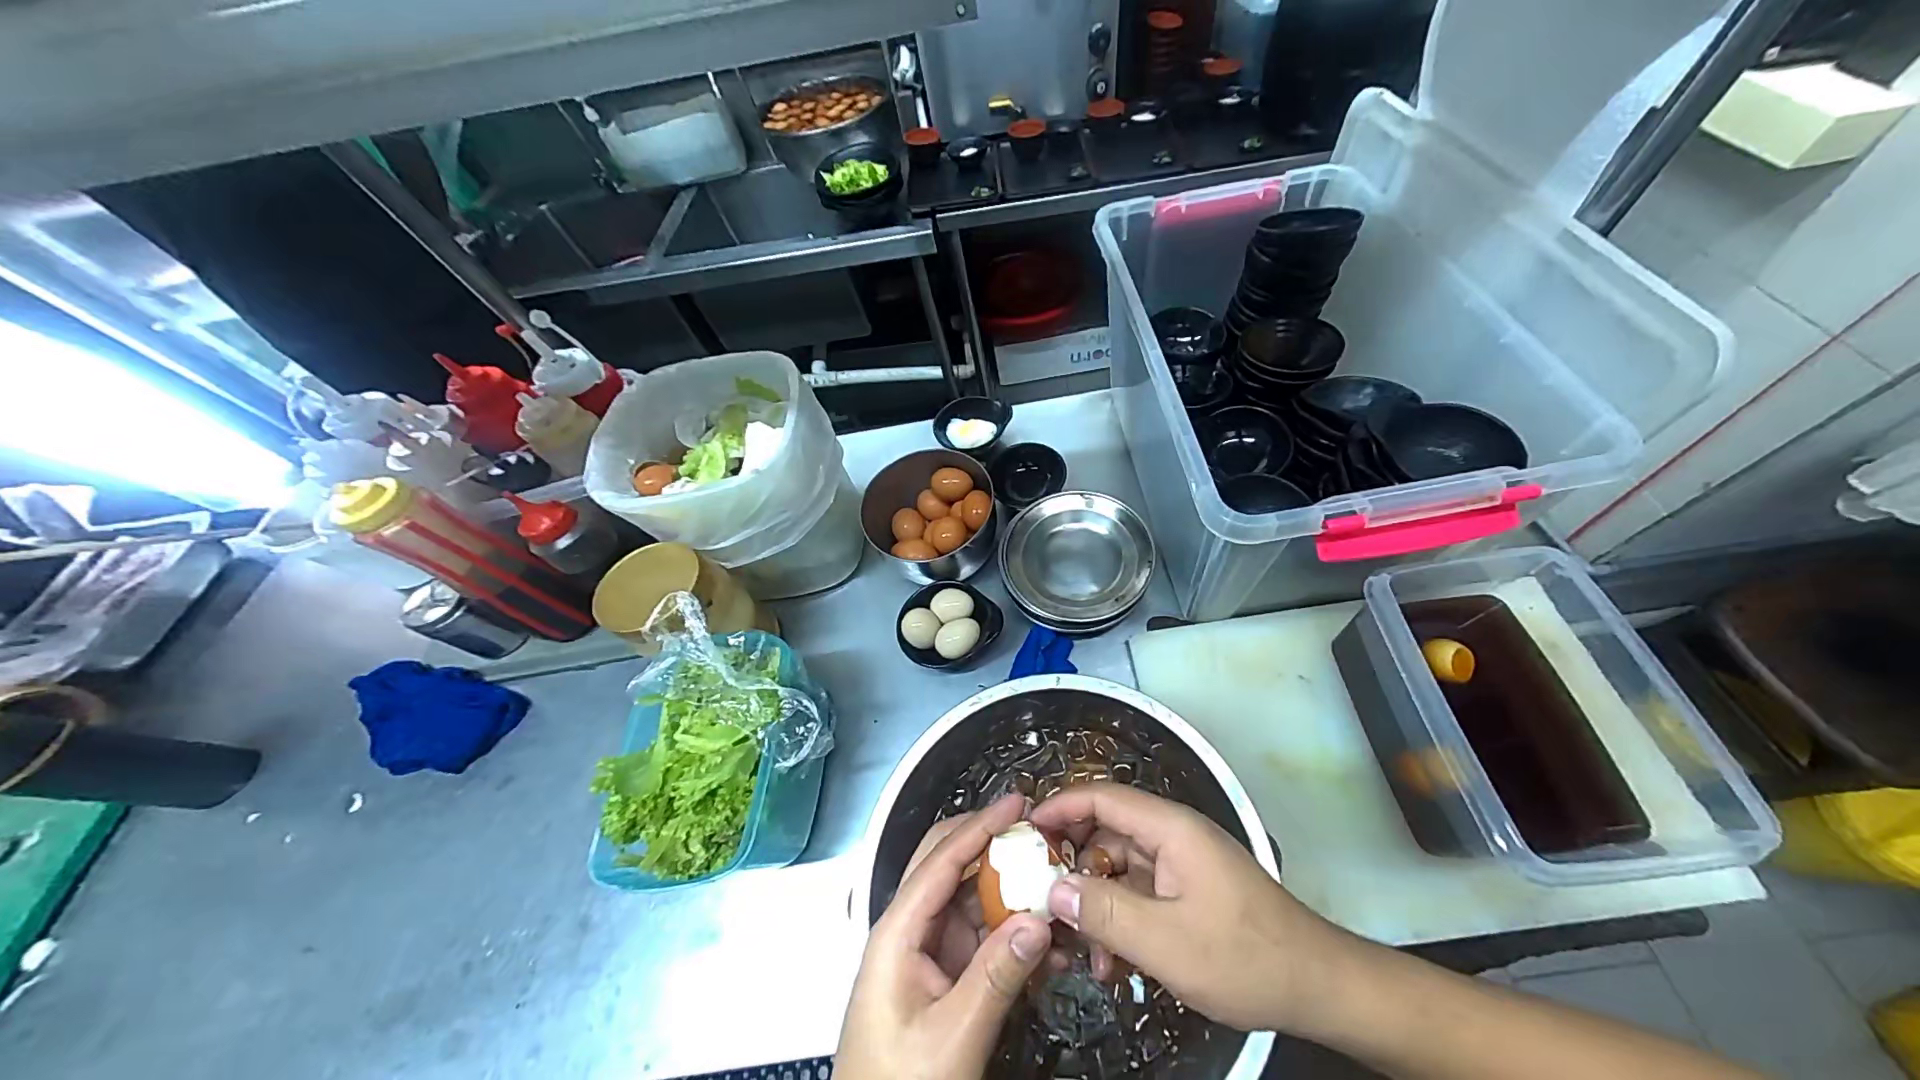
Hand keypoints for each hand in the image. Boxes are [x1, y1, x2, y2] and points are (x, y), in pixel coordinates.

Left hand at [836, 794, 1053, 1079]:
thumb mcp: (951, 1036)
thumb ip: (996, 977)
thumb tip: (1039, 920)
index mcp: (898, 930)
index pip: (941, 860)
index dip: (980, 826)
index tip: (1017, 803)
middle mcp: (911, 929)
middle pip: (951, 867)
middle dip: (992, 846)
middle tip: (1037, 835)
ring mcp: (928, 952)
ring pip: (971, 902)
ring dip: (1010, 894)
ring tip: (1052, 887)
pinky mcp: (944, 976)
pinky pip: (981, 940)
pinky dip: (1011, 935)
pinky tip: (1044, 943)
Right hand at [1028, 782, 1357, 1033]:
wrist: (1320, 989)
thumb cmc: (1246, 957)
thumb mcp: (1166, 942)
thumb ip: (1103, 911)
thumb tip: (1052, 890)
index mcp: (1169, 828)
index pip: (1101, 796)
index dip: (1059, 808)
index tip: (1025, 832)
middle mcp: (1172, 836)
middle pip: (1105, 832)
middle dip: (1072, 865)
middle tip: (1041, 898)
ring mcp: (1181, 864)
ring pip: (1118, 867)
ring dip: (1095, 902)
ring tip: (1081, 950)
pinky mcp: (1187, 891)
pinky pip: (1139, 892)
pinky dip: (1119, 918)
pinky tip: (1112, 961)